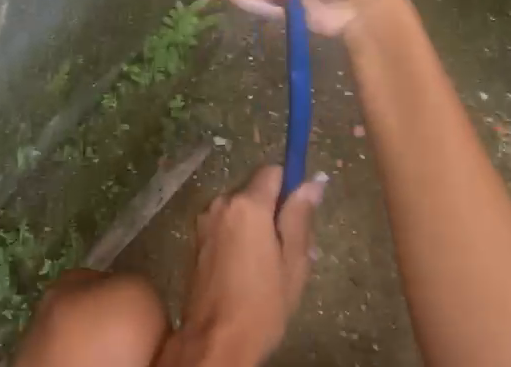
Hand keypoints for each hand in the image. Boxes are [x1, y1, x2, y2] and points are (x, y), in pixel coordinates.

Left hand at [166, 166, 325, 366]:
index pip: (272, 172)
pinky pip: (226, 225)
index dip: (291, 185)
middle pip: (256, 191)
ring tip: (276, 267)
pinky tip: (253, 270)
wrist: (216, 337)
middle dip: (277, 211)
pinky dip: (241, 237)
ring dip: (259, 226)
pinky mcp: (197, 238)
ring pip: (241, 209)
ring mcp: (205, 220)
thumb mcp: (293, 262)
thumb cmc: (263, 304)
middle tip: (296, 250)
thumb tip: (313, 181)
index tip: (303, 213)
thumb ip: (300, 217)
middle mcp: (222, 202)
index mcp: (247, 205)